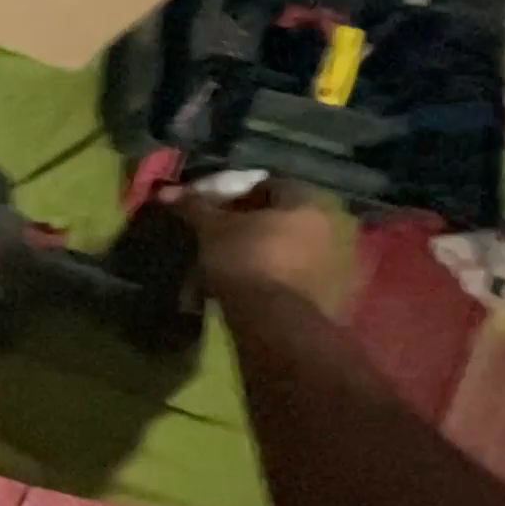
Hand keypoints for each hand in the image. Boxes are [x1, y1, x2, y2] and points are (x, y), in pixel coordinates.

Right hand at [163, 179, 340, 308]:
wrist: (274, 320)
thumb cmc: (244, 260)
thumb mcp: (211, 229)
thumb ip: (194, 206)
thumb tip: (168, 191)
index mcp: (306, 202)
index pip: (268, 186)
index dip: (236, 194)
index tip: (214, 208)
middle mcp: (330, 225)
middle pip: (281, 216)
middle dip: (251, 223)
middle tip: (220, 235)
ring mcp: (336, 260)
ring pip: (289, 246)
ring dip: (263, 250)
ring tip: (231, 263)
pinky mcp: (332, 291)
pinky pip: (296, 272)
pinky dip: (274, 273)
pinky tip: (250, 283)